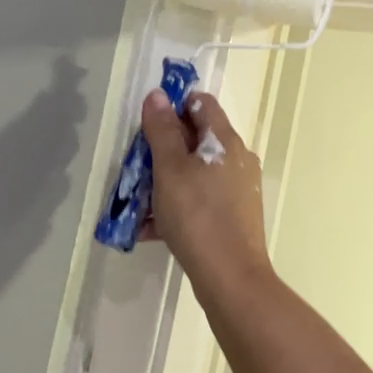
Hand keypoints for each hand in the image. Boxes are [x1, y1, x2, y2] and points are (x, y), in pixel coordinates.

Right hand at [138, 88, 271, 288]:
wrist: (231, 278)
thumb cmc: (198, 216)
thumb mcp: (170, 170)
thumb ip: (162, 131)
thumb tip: (157, 95)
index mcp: (225, 142)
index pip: (201, 104)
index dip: (174, 105)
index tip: (147, 123)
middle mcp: (237, 160)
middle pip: (196, 139)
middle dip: (163, 149)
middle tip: (136, 165)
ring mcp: (236, 190)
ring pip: (194, 173)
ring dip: (164, 182)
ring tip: (137, 201)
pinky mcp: (232, 217)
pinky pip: (198, 201)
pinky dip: (175, 207)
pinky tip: (149, 229)